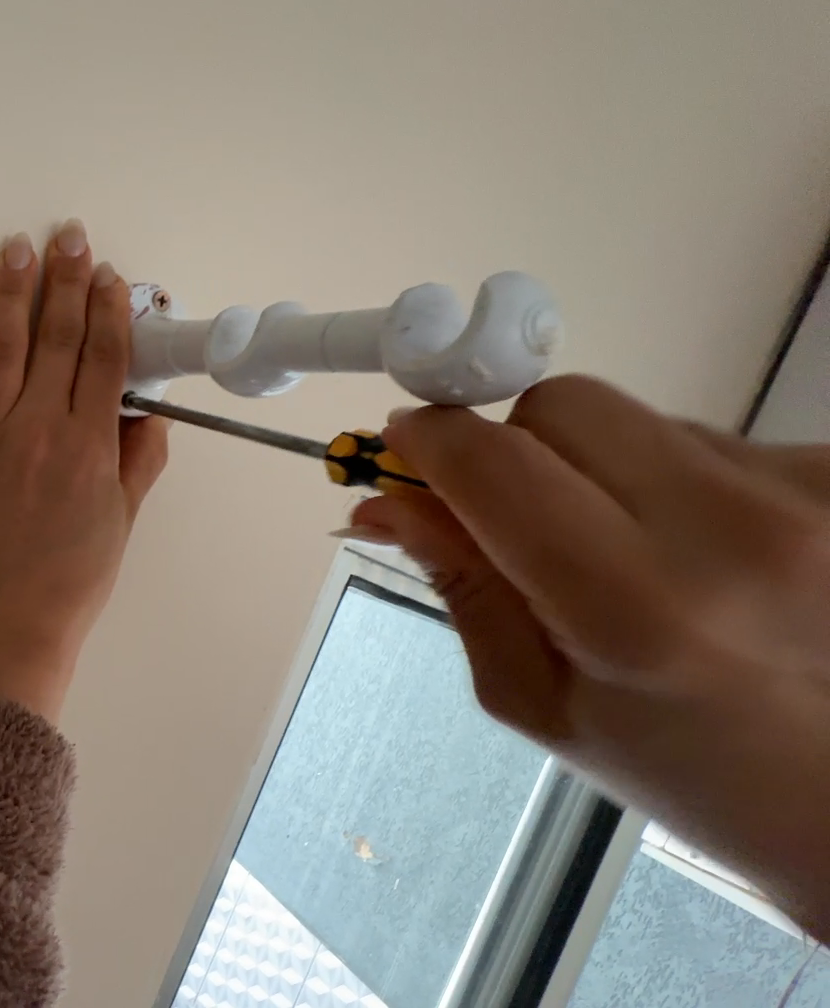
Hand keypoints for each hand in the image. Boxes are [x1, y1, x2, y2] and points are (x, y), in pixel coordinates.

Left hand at [0, 221, 169, 720]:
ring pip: (2, 352)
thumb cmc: (71, 580)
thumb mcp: (122, 523)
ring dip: (10, 296)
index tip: (110, 273)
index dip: (109, 309)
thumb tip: (147, 409)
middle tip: (67, 235)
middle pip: (56, 340)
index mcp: (89, 445)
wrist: (4, 626)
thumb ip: (139, 460)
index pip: (103, 358)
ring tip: (15, 250)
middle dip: (64, 281)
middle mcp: (37, 430)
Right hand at [353, 375, 829, 937]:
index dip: (431, 438)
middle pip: (564, 408)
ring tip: (624, 548)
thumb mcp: (529, 693)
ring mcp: (813, 497)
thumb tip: (384, 500)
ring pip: (631, 419)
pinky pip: (701, 438)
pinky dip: (663, 477)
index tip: (400, 442)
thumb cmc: (674, 761)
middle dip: (510, 445)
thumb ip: (459, 584)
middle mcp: (739, 532)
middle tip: (510, 511)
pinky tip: (695, 548)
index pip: (498, 465)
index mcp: (638, 606)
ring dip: (589, 463)